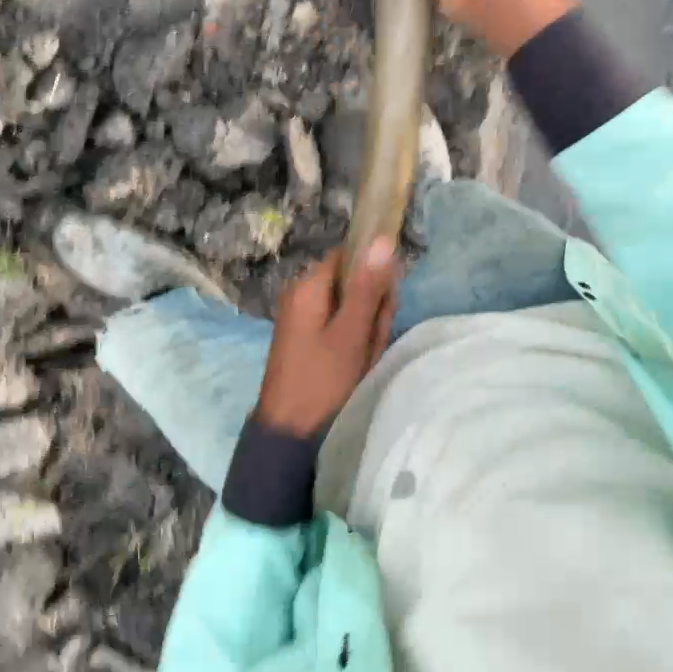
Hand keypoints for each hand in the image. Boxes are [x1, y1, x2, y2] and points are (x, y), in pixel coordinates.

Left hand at [254, 240, 401, 437]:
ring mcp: (305, 318)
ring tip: (364, 358)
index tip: (383, 304)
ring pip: (353, 308)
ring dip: (367, 330)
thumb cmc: (322, 380)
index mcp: (309, 286)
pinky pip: (342, 328)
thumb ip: (368, 287)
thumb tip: (382, 238)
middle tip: (371, 340)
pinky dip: (355, 344)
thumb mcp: (351, 333)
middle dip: (372, 309)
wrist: (289, 433)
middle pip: (354, 282)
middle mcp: (304, 295)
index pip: (351, 256)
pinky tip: (357, 365)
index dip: (373, 275)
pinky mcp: (309, 339)